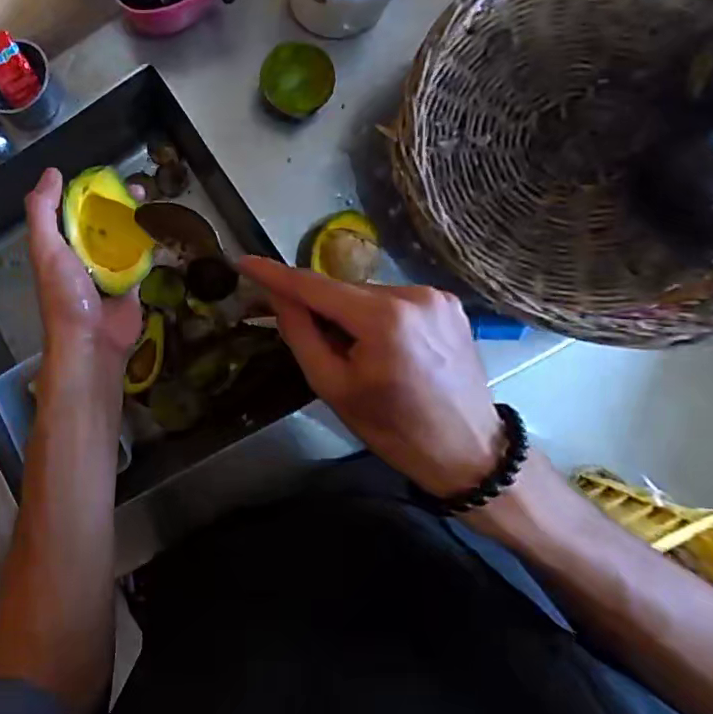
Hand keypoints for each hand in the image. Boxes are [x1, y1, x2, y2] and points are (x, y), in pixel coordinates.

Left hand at [25, 168, 144, 374]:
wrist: (92, 342)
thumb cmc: (65, 295)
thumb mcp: (46, 249)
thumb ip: (43, 211)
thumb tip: (52, 172)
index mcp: (59, 245)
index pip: (71, 209)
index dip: (87, 190)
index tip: (106, 177)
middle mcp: (82, 254)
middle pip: (101, 220)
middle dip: (117, 202)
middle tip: (137, 189)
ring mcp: (107, 268)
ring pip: (122, 235)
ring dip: (135, 218)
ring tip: (150, 203)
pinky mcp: (130, 282)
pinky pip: (140, 256)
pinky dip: (148, 242)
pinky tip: (158, 227)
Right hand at [237, 257, 505, 497]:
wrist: (469, 451)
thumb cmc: (395, 429)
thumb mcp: (334, 388)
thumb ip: (300, 334)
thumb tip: (277, 296)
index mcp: (383, 319)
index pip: (315, 286)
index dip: (275, 274)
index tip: (244, 262)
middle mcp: (412, 294)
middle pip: (343, 290)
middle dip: (321, 308)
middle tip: (313, 341)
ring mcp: (435, 296)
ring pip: (368, 294)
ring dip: (351, 313)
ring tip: (358, 353)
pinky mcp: (448, 302)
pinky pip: (394, 299)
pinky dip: (377, 315)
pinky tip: (386, 346)